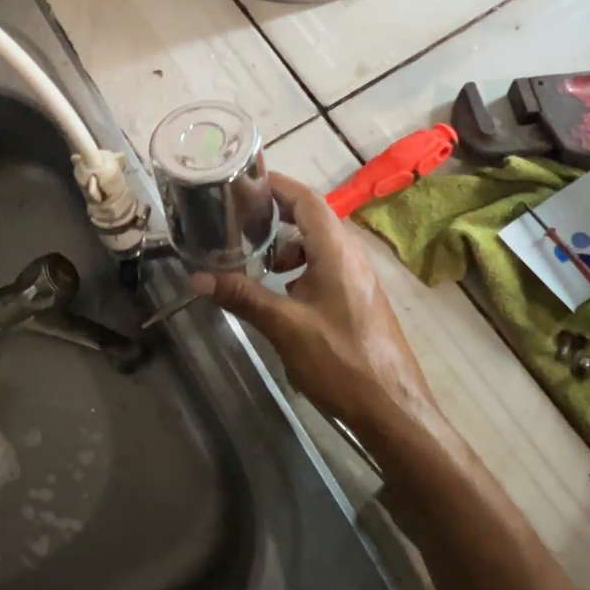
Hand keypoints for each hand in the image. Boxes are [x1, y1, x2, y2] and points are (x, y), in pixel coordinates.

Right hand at [189, 172, 432, 432]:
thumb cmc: (341, 361)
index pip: (305, 198)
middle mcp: (350, 255)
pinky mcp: (357, 298)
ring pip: (317, 243)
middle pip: (311, 216)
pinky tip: (278, 290)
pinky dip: (298, 265)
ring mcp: (357, 277)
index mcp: (336, 250)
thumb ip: (242, 297)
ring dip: (285, 243)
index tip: (242, 182)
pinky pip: (324, 264)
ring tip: (252, 255)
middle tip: (236, 215)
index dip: (275, 184)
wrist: (392, 408)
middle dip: (274, 212)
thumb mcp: (284, 327)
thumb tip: (197, 279)